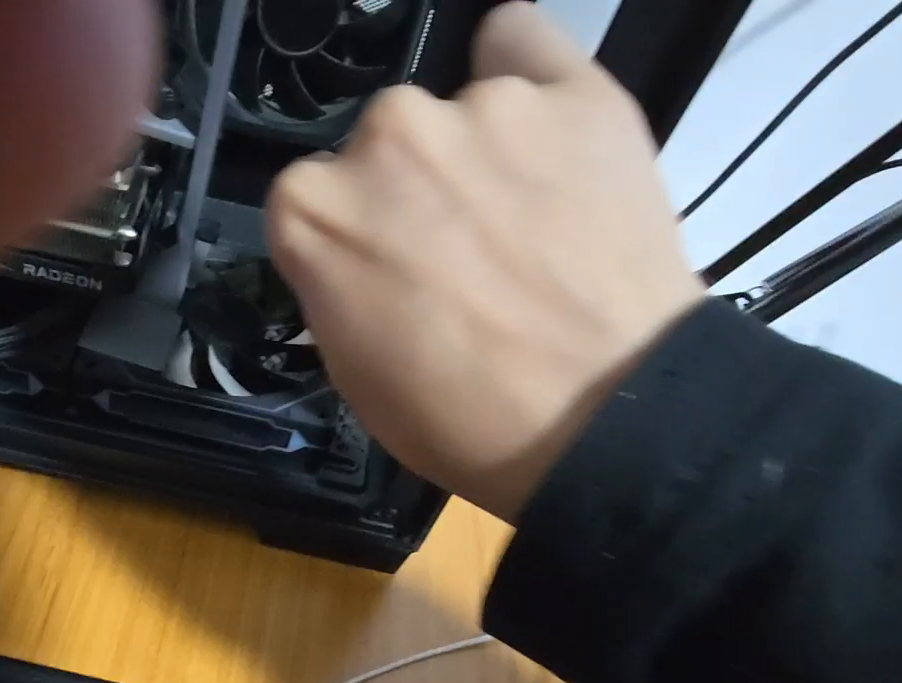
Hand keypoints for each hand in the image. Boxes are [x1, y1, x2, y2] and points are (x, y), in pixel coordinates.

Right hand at [266, 2, 703, 520]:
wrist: (596, 423)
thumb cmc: (454, 418)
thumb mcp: (350, 370)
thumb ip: (333, 284)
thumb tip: (352, 252)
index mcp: (313, 213)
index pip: (306, 201)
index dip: (343, 242)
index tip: (376, 273)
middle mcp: (382, 137)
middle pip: (374, 148)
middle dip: (401, 195)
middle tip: (454, 253)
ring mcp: (478, 105)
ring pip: (449, 109)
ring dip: (468, 154)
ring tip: (522, 218)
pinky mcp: (571, 90)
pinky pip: (519, 40)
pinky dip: (520, 73)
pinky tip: (538, 125)